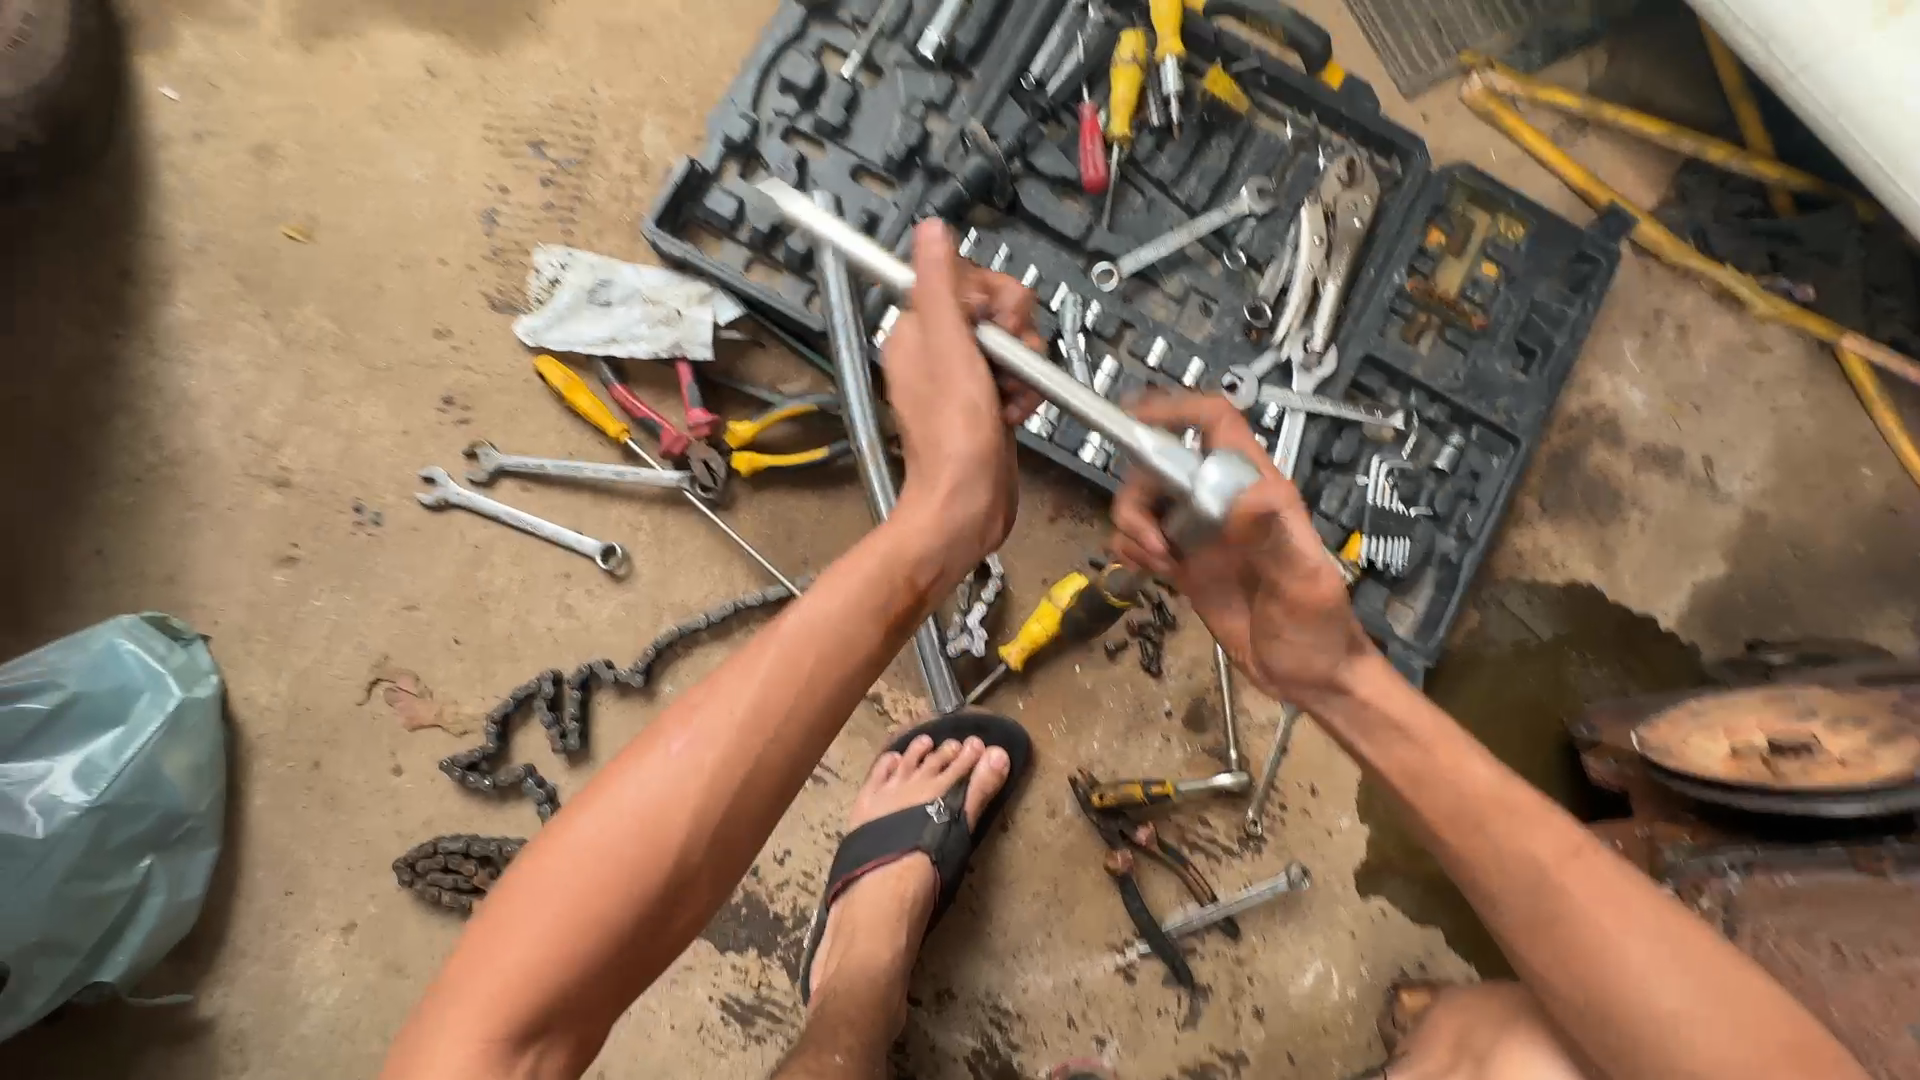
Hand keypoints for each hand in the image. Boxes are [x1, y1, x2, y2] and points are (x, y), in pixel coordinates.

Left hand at [883, 220, 1044, 576]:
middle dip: (1015, 336)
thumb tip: (931, 230)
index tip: (997, 328)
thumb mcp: (949, 349)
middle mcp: (938, 349)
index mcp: (917, 330)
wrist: (968, 505)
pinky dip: (1026, 393)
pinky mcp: (988, 402)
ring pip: (1014, 342)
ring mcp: (965, 377)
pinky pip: (1018, 375)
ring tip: (1009, 399)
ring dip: (1024, 369)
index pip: (965, 279)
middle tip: (1005, 366)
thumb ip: (941, 286)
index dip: (992, 298)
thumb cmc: (954, 437)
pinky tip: (1015, 414)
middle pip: (996, 308)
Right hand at [1108, 393, 1374, 705]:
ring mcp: (1200, 532)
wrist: (1309, 676)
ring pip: (1144, 501)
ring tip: (1155, 561)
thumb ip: (1274, 541)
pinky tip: (1155, 574)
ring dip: (1132, 525)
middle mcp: (1223, 502)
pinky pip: (1139, 539)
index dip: (1175, 412)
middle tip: (1151, 538)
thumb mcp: (1303, 584)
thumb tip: (1245, 498)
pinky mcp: (1183, 562)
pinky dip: (1132, 550)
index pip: (1216, 426)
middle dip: (1140, 492)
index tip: (1135, 423)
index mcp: (1258, 490)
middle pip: (1161, 464)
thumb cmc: (1319, 628)